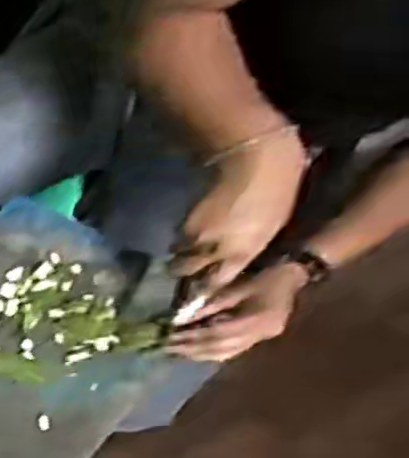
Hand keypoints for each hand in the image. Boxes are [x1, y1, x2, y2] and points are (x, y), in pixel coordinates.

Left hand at [166, 260, 307, 361]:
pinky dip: (208, 353)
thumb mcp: (233, 289)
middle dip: (190, 348)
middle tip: (164, 347)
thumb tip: (176, 321)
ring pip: (224, 353)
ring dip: (196, 354)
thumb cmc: (262, 279)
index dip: (192, 337)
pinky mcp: (258, 339)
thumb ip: (206, 307)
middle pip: (220, 347)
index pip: (219, 333)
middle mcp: (263, 332)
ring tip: (172, 351)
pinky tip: (190, 351)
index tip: (168, 338)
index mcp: (260, 318)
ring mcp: (262, 337)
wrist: (293, 277)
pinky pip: (230, 352)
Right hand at [172, 131, 307, 290]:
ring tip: (193, 246)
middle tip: (187, 268)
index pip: (211, 282)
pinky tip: (198, 227)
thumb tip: (224, 266)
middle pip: (183, 270)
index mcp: (240, 251)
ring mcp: (194, 235)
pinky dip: (185, 237)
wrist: (255, 161)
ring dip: (183, 253)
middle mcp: (212, 248)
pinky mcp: (183, 223)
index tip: (194, 296)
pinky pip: (180, 238)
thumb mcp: (270, 226)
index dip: (202, 290)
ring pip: (179, 253)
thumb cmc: (277, 192)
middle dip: (183, 271)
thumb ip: (245, 250)